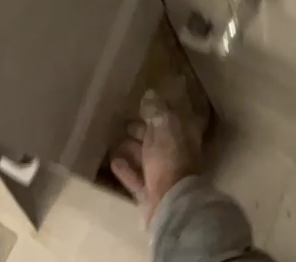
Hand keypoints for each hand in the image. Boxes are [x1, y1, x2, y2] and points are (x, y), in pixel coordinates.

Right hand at [109, 91, 190, 221]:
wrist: (170, 202)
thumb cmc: (170, 157)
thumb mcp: (164, 126)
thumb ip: (156, 110)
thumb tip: (149, 94)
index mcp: (183, 135)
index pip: (169, 117)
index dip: (156, 110)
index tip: (140, 103)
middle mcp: (175, 153)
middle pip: (155, 138)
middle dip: (140, 129)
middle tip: (122, 121)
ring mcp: (163, 174)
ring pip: (145, 157)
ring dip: (130, 148)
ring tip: (114, 139)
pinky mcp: (150, 192)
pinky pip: (135, 176)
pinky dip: (125, 168)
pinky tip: (113, 160)